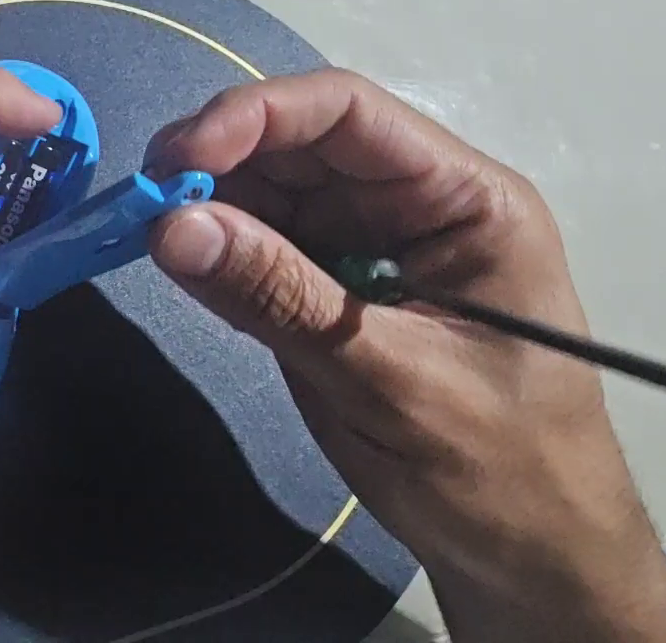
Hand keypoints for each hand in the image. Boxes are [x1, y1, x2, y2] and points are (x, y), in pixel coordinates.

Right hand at [146, 70, 665, 642]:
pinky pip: (246, 232)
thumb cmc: (496, 468)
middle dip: (211, 160)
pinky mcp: (316, 271)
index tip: (179, 159)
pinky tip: (188, 269)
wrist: (521, 554)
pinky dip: (205, 243)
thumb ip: (278, 296)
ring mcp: (355, 234)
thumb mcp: (387, 380)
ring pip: (256, 183)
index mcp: (456, 198)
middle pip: (288, 140)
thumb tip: (168, 226)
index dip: (254, 116)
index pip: (344, 112)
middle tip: (144, 204)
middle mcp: (400, 199)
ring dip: (199, 201)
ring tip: (155, 239)